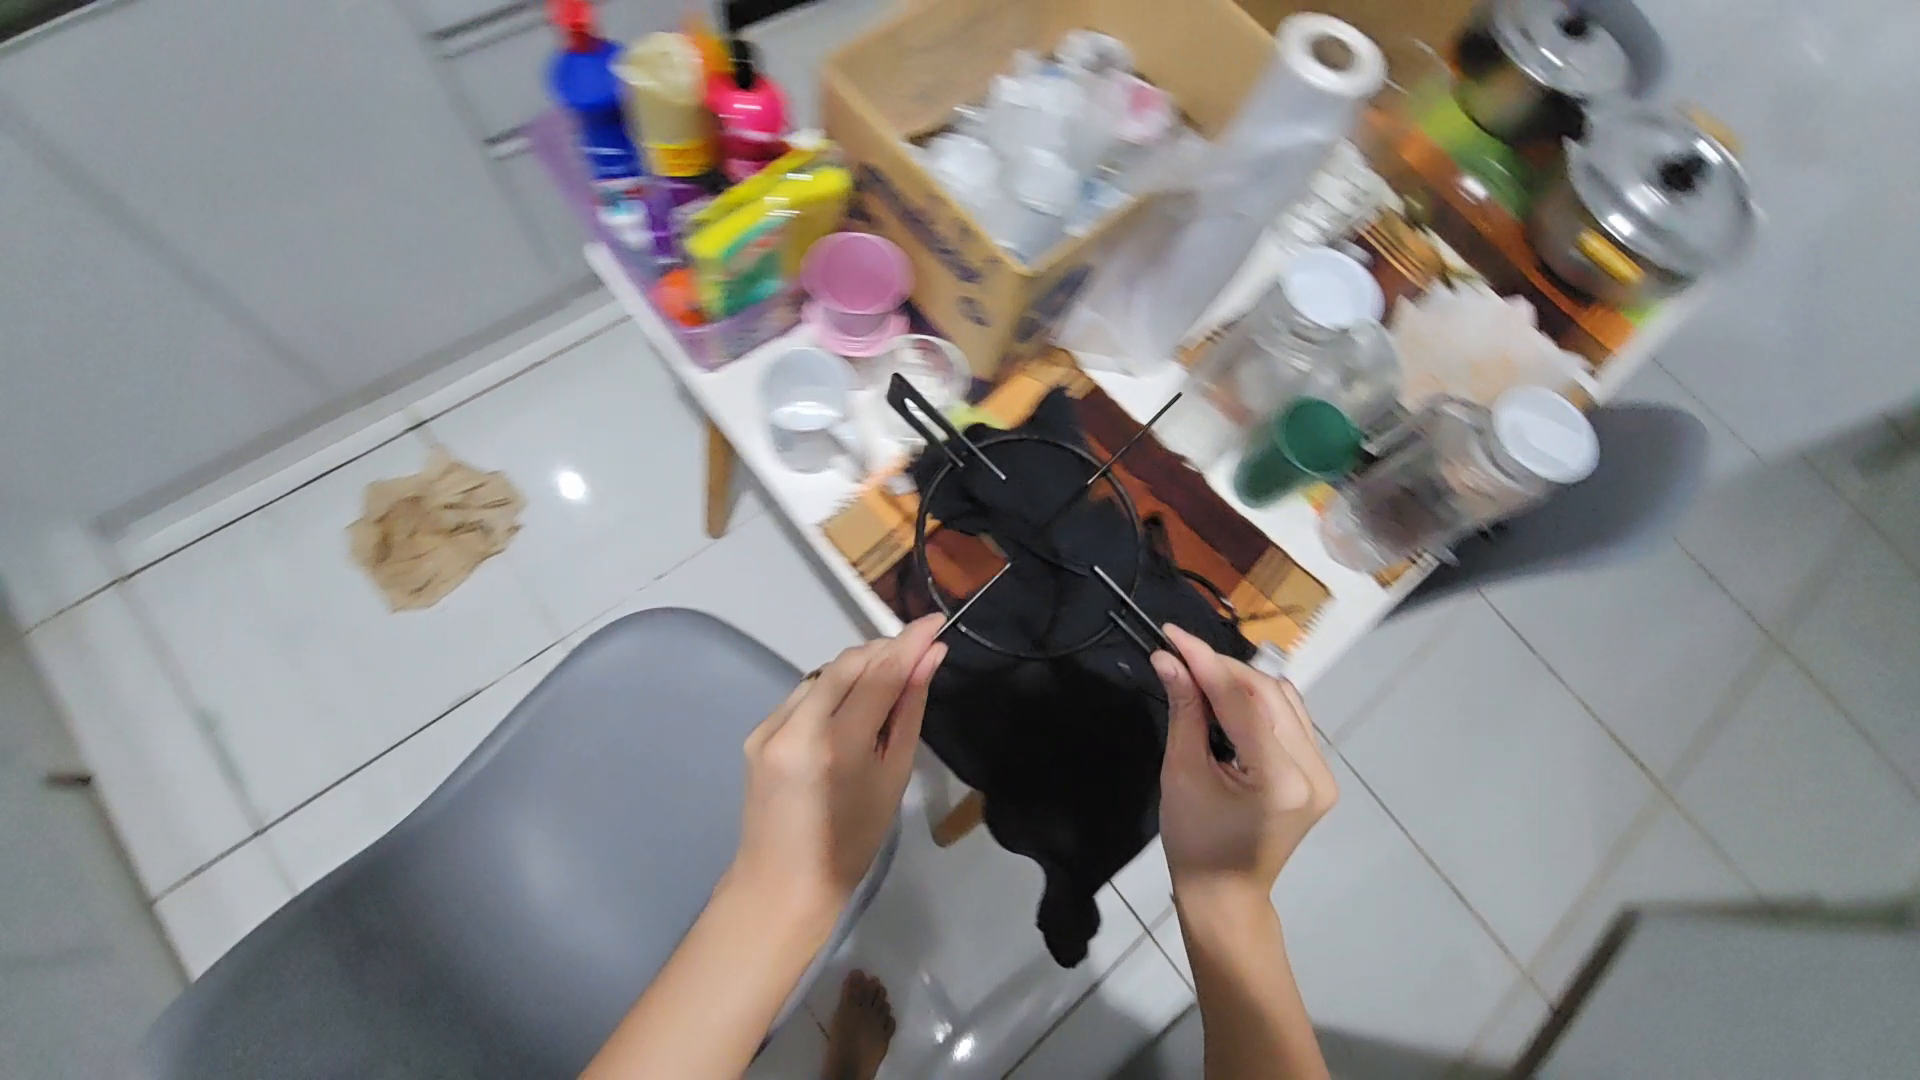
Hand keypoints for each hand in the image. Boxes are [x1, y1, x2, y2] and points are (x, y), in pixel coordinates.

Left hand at [729, 615, 947, 916]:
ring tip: (890, 678)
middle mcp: (795, 725)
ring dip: (860, 667)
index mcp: (835, 745)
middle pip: (847, 664)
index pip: (879, 674)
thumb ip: (909, 711)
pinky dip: (834, 689)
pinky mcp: (757, 731)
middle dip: (885, 649)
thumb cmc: (852, 841)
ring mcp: (769, 726)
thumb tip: (931, 658)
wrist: (781, 885)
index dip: (910, 643)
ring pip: (824, 674)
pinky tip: (852, 703)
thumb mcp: (893, 776)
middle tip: (918, 648)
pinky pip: (804, 694)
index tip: (935, 622)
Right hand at [1153, 624, 1336, 908]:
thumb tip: (1168, 659)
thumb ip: (1184, 710)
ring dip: (1240, 682)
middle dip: (1221, 668)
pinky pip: (1290, 718)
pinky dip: (1258, 701)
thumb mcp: (1181, 771)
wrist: (1226, 892)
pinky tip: (1229, 700)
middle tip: (1179, 654)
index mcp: (1279, 779)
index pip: (1242, 700)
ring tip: (1199, 677)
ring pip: (1283, 700)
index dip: (1205, 661)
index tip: (1172, 633)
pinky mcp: (1320, 774)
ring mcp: (1323, 773)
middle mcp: (1314, 772)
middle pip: (1267, 693)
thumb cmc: (1194, 838)